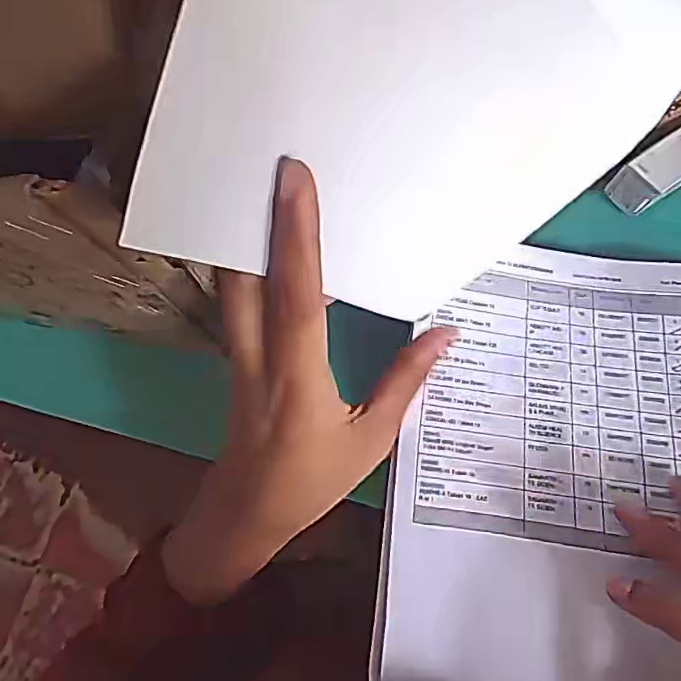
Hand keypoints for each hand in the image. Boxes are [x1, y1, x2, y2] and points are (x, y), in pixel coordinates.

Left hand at [162, 158, 455, 604]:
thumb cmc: (310, 481)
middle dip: (260, 217)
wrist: (242, 515)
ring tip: (269, 190)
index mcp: (298, 378)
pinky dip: (251, 262)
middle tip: (275, 165)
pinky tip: (272, 244)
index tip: (295, 183)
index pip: (298, 295)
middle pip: (250, 275)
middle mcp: (260, 355)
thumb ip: (406, 380)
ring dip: (248, 233)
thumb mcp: (371, 439)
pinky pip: (239, 297)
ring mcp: (239, 351)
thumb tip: (445, 333)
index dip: (297, 235)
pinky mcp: (236, 351)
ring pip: (234, 282)